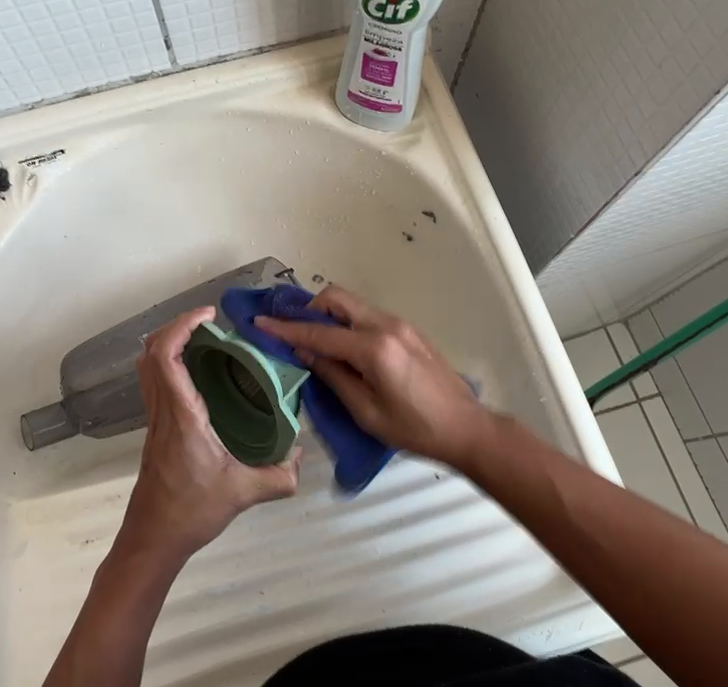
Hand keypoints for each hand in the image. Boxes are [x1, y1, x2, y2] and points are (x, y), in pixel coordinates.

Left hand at [118, 306, 299, 562]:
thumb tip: (300, 456)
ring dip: (170, 344)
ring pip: (149, 367)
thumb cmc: (190, 513)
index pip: (166, 358)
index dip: (181, 327)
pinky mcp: (156, 430)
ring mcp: (155, 420)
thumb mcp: (242, 493)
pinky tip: (201, 376)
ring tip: (206, 342)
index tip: (209, 316)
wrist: (152, 541)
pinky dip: (171, 365)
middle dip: (176, 327)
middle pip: (150, 353)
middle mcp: (163, 410)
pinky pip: (156, 383)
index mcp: (182, 415)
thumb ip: (278, 476)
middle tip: (209, 324)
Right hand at [258, 286, 493, 470]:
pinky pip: (368, 315)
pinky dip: (349, 323)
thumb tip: (306, 352)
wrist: (466, 428)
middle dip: (310, 310)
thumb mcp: (367, 412)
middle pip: (337, 298)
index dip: (287, 328)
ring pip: (353, 304)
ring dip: (330, 316)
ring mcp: (400, 324)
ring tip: (317, 344)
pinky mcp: (409, 330)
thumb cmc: (416, 429)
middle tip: (295, 334)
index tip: (261, 321)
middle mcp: (387, 325)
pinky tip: (345, 350)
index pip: (320, 332)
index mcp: (374, 348)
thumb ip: (334, 376)